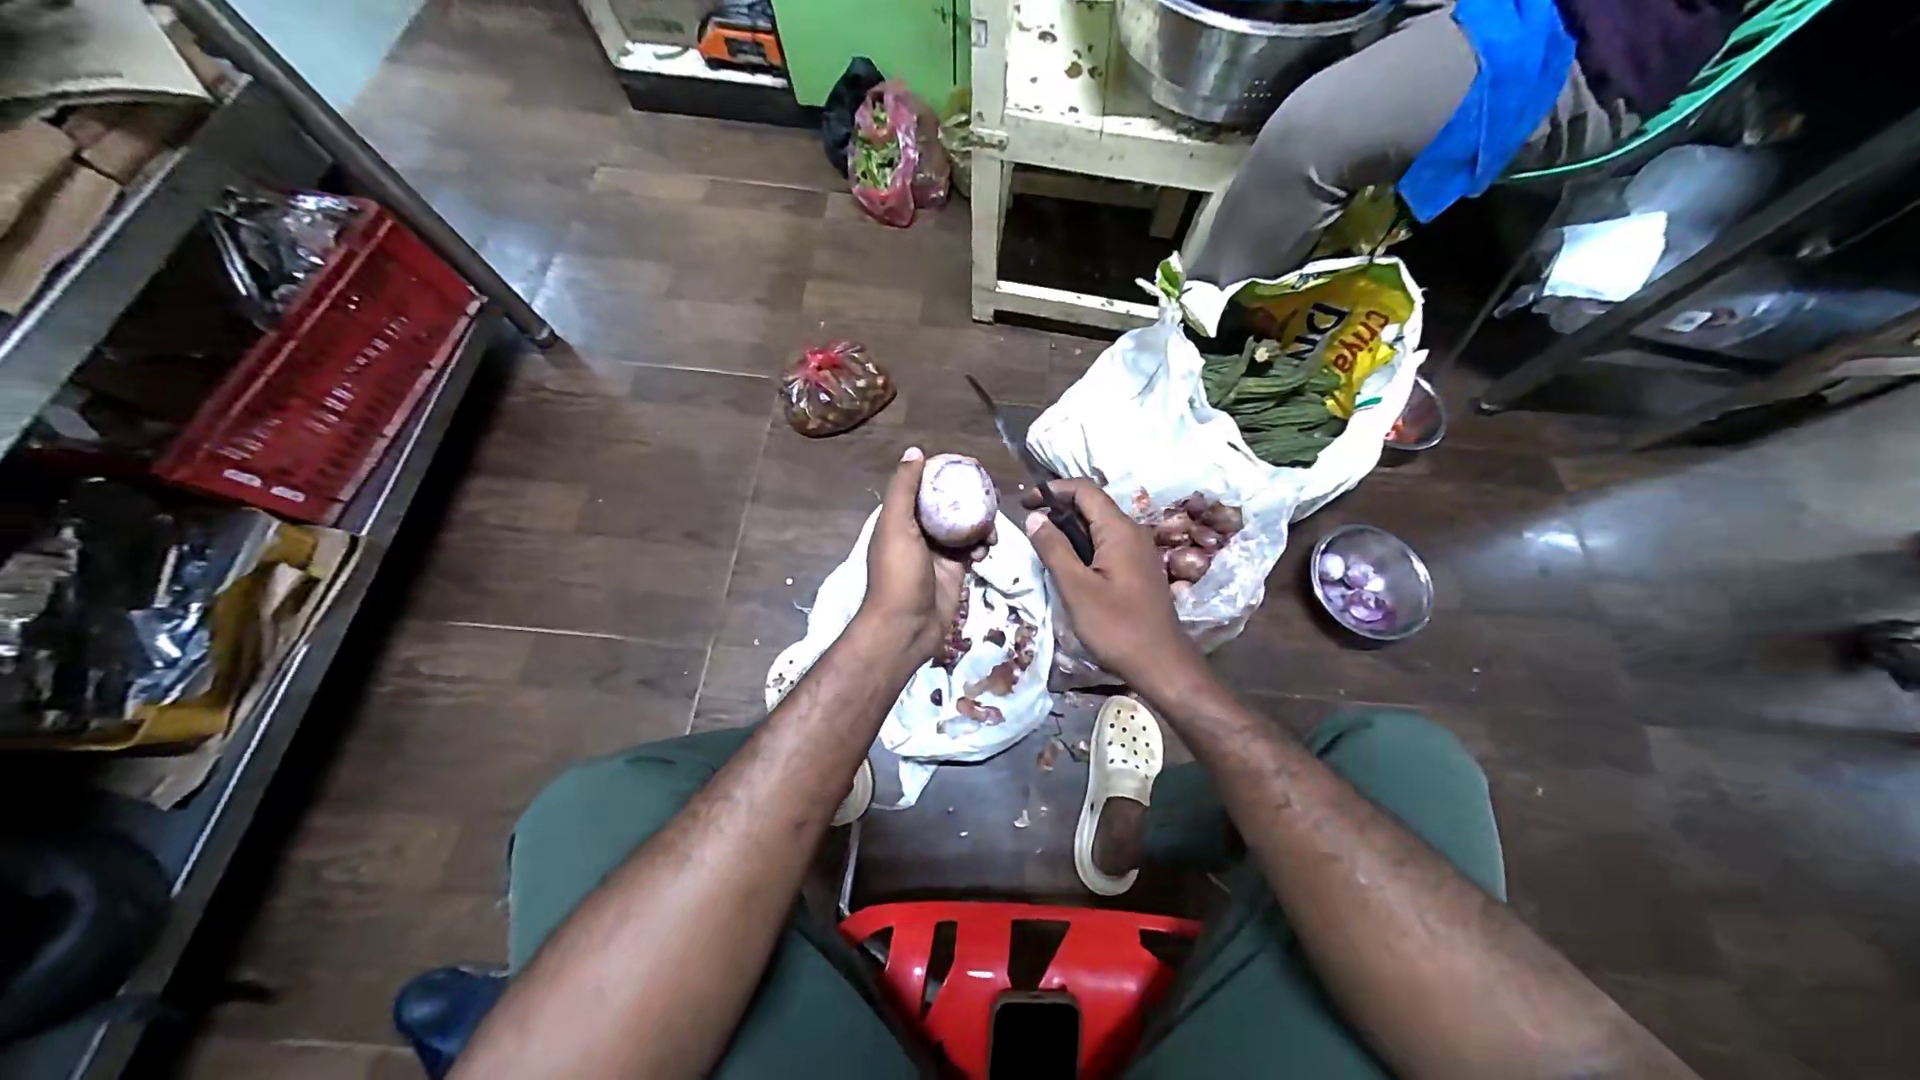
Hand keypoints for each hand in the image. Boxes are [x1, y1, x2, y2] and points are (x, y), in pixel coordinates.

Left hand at [861, 447, 991, 663]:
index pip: (924, 487)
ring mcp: (938, 552)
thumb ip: (904, 489)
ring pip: (964, 526)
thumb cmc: (898, 573)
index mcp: (900, 518)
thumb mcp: (896, 525)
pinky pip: (973, 548)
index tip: (968, 466)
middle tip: (990, 492)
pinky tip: (986, 549)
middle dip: (968, 498)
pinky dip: (982, 545)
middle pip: (948, 505)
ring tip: (990, 527)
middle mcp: (918, 532)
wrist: (907, 626)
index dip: (944, 474)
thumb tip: (915, 451)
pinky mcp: (955, 569)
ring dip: (979, 523)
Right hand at [1021, 479, 1203, 695]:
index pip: (1084, 490)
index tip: (1025, 503)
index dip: (1052, 489)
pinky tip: (1068, 564)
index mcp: (1119, 530)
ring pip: (1100, 526)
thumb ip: (1054, 549)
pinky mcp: (1138, 569)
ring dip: (1070, 528)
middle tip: (1029, 524)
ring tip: (1042, 543)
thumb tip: (1034, 517)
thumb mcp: (1076, 588)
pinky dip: (1084, 545)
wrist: (1161, 664)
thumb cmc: (1116, 627)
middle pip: (1093, 505)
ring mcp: (1139, 552)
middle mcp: (1133, 533)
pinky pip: (1108, 544)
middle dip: (1058, 507)